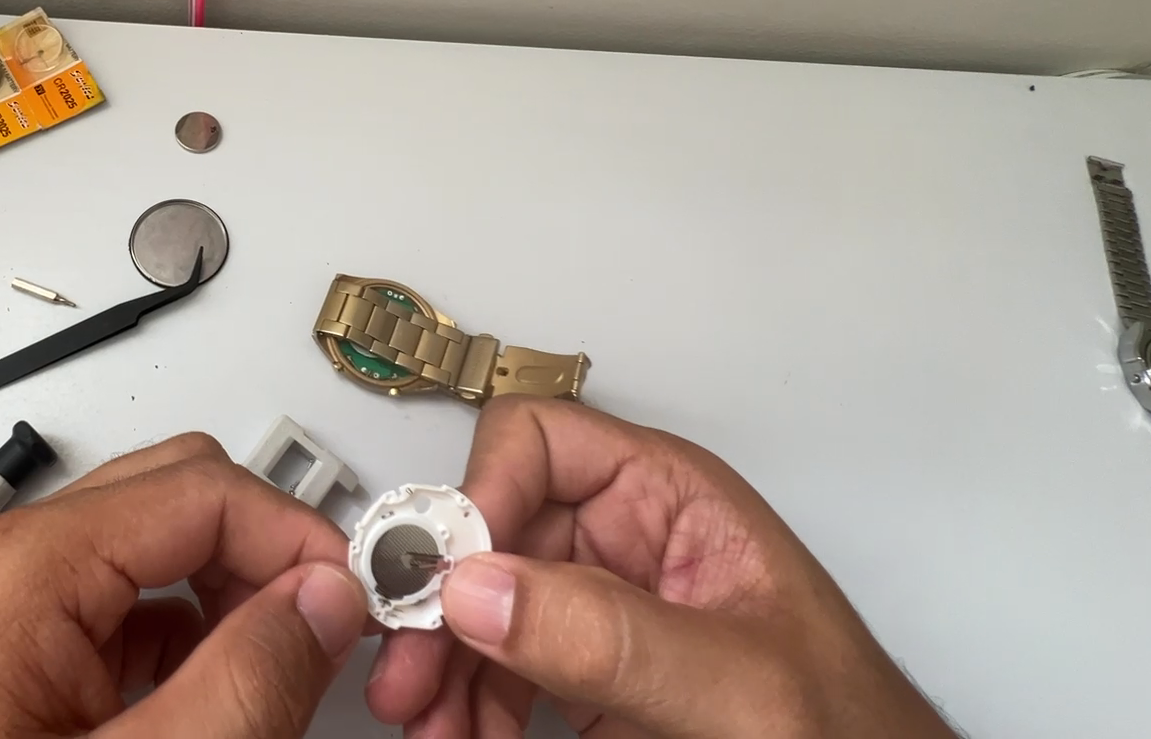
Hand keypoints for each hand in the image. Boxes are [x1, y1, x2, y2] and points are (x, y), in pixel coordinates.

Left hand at [0, 432, 367, 738]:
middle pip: (183, 493)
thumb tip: (324, 599)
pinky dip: (193, 630)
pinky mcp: (28, 649)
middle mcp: (22, 562)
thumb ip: (242, 687)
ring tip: (274, 662)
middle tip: (318, 621)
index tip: (351, 592)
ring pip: (164, 543)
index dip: (292, 532)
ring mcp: (22, 602)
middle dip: (264, 546)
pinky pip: (135, 603)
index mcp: (34, 566)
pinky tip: (211, 690)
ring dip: (234, 588)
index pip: (204, 489)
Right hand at [366, 396, 957, 737]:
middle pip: (489, 526)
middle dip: (442, 599)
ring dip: (442, 657)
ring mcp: (591, 596)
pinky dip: (465, 695)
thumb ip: (612, 635)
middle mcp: (615, 529)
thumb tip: (475, 588)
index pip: (537, 441)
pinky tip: (458, 731)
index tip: (450, 581)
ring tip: (423, 719)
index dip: (482, 494)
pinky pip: (495, 656)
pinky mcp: (578, 660)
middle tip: (408, 670)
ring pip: (479, 596)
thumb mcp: (742, 693)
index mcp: (662, 492)